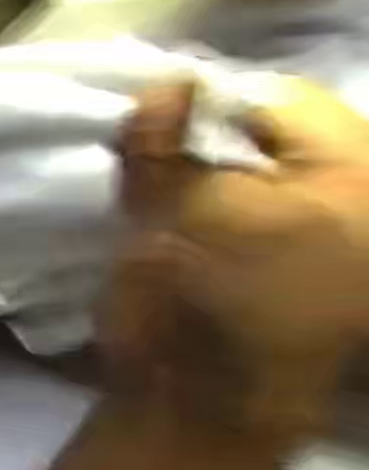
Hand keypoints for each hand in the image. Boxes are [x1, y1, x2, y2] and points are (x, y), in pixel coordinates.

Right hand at [108, 81, 368, 430]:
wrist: (198, 389)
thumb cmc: (214, 299)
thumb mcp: (193, 216)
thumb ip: (172, 149)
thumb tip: (162, 80)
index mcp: (360, 174)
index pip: (280, 101)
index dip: (205, 98)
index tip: (135, 108)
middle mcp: (345, 190)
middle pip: (254, 129)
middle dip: (188, 129)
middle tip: (124, 135)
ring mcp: (302, 221)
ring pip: (227, 162)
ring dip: (174, 159)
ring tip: (125, 164)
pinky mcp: (256, 248)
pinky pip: (211, 195)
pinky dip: (171, 187)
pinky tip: (137, 194)